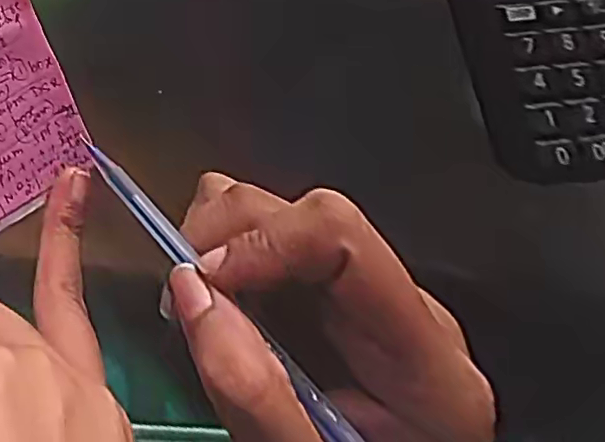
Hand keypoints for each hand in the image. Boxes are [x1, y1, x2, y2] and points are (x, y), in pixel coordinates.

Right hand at [164, 175, 494, 441]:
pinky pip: (238, 234)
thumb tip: (193, 293)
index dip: (256, 239)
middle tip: (185, 299)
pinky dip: (205, 259)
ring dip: (204, 245)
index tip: (203, 276)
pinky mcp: (299, 288)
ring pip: (253, 210)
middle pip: (283, 211)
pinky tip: (210, 310)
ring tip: (197, 309)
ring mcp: (340, 290)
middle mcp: (383, 305)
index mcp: (419, 355)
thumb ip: (259, 395)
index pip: (336, 232)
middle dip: (214, 241)